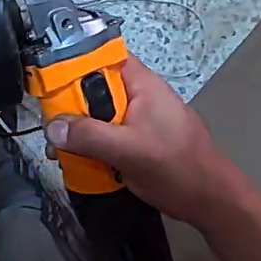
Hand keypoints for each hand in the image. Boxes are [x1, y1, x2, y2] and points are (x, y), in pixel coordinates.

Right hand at [44, 55, 253, 228]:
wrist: (214, 204)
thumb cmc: (178, 169)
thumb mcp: (130, 151)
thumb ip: (90, 136)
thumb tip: (51, 128)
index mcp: (141, 84)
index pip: (103, 55)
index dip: (73, 61)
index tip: (47, 80)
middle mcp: (138, 95)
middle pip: (94, 87)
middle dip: (69, 106)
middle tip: (51, 126)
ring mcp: (139, 118)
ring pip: (97, 114)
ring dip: (78, 131)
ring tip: (59, 151)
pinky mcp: (138, 139)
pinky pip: (106, 134)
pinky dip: (91, 145)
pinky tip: (79, 162)